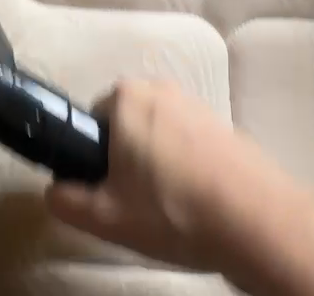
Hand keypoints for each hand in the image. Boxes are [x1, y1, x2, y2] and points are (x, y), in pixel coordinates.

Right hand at [45, 80, 272, 272]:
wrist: (261, 224)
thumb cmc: (173, 210)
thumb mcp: (106, 217)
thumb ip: (66, 200)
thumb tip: (52, 190)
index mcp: (124, 96)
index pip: (92, 120)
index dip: (95, 158)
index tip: (108, 190)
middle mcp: (159, 88)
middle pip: (127, 125)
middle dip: (128, 159)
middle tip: (137, 203)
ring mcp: (198, 105)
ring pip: (161, 135)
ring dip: (160, 164)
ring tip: (172, 209)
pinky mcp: (228, 127)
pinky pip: (193, 145)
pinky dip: (191, 169)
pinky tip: (200, 205)